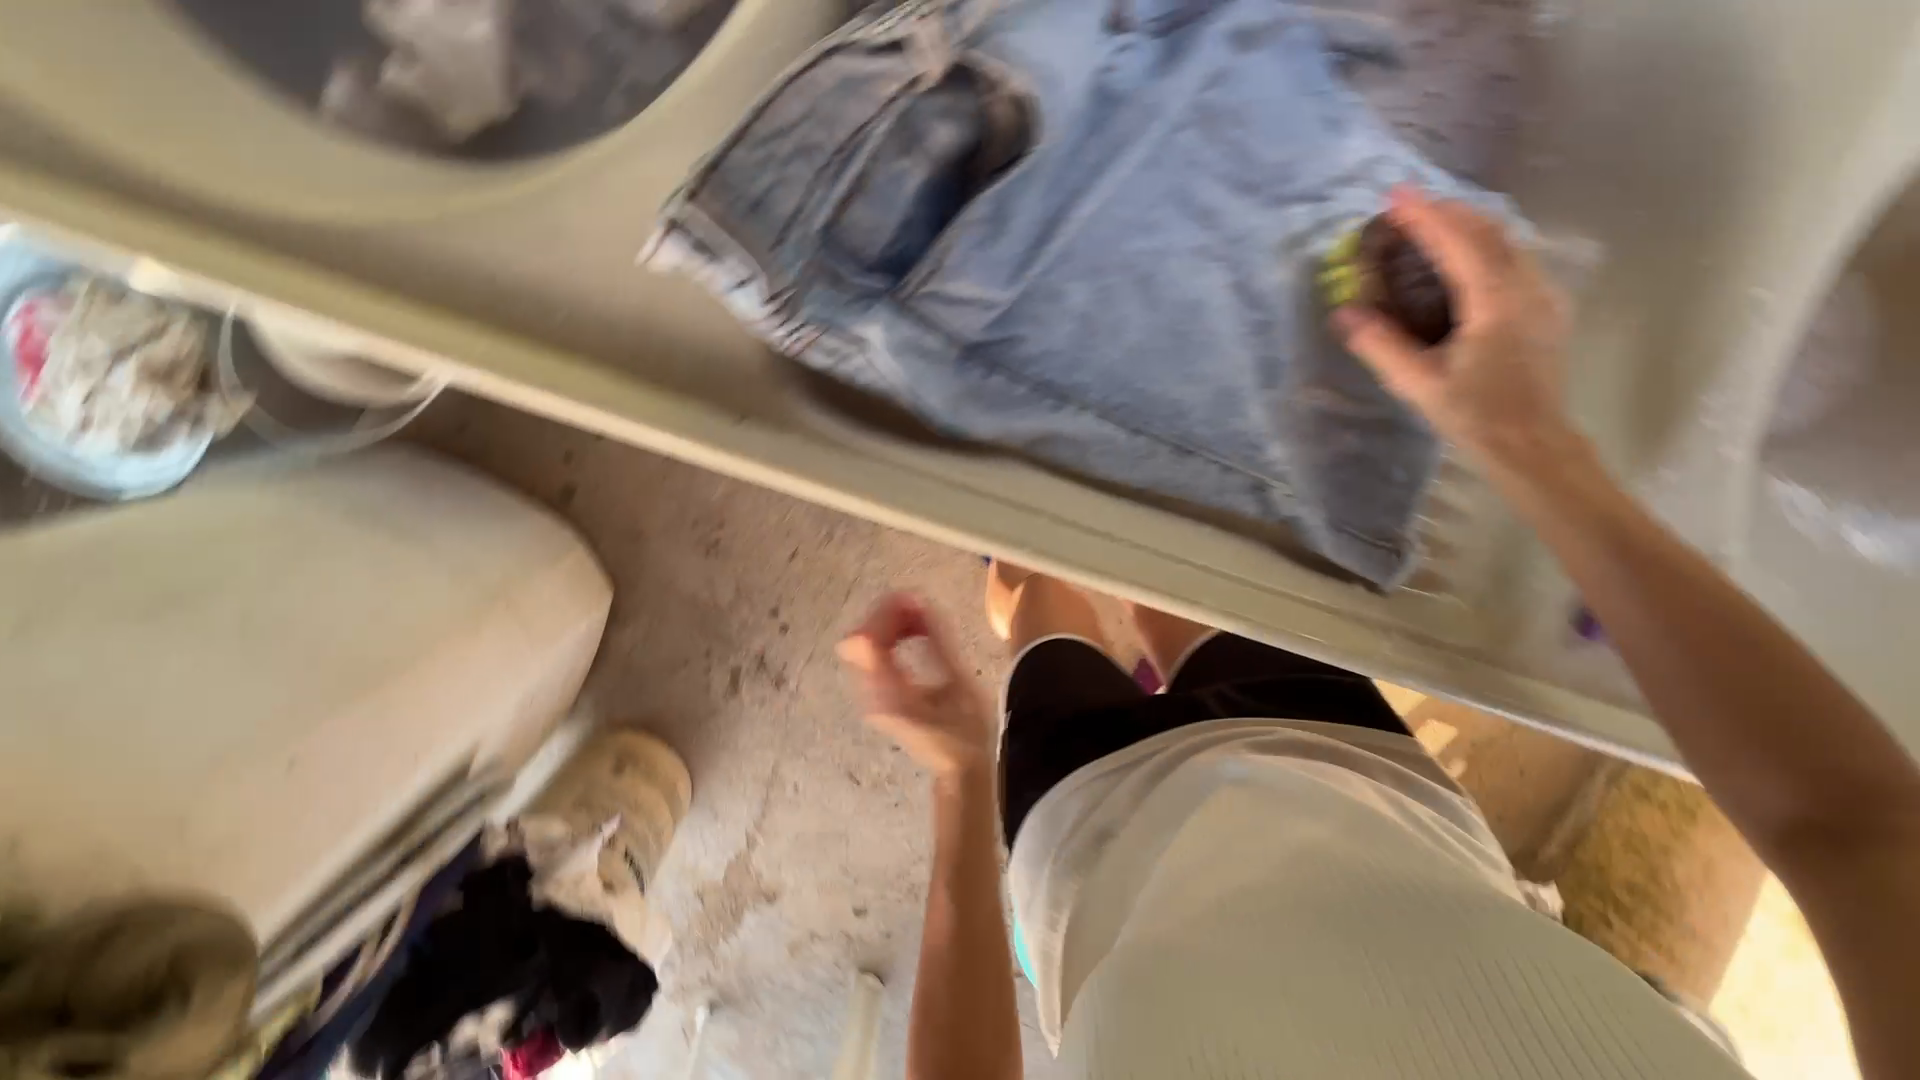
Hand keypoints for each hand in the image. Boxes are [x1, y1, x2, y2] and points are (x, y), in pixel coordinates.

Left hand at [838, 593, 995, 781]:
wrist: (957, 770)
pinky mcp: (875, 696)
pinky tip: (914, 633)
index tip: (914, 598)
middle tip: (919, 606)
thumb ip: (940, 644)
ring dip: (887, 624)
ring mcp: (869, 697)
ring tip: (921, 618)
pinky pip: (871, 655)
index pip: (867, 642)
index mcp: (891, 696)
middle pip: (858, 640)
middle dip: (885, 615)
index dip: (885, 613)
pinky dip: (889, 637)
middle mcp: (871, 696)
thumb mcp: (959, 686)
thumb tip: (924, 604)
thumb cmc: (965, 734)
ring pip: (862, 645)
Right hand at [1332, 186, 1580, 475]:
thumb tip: (1343, 313)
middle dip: (1448, 212)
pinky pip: (1516, 259)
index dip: (1425, 216)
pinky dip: (1486, 246)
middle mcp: (1527, 287)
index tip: (1395, 195)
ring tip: (1433, 225)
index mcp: (1496, 302)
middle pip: (1490, 229)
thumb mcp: (1419, 384)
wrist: (1533, 445)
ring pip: (1508, 241)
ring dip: (1469, 226)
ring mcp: (1544, 296)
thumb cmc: (1476, 416)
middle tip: (1409, 206)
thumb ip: (1381, 345)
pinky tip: (1466, 259)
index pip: (1459, 242)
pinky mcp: (1546, 309)